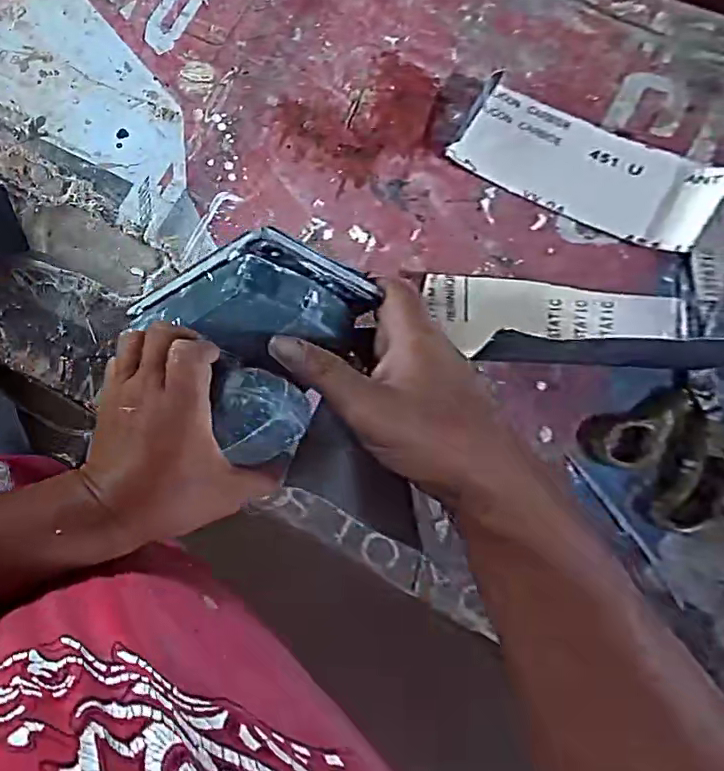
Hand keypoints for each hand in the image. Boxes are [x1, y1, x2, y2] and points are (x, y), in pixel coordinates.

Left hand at [81, 323, 281, 548]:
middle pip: (157, 333)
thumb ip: (264, 472)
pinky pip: (117, 359)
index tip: (222, 361)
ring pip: (131, 339)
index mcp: (180, 400)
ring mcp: (120, 387)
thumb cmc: (171, 496)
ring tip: (172, 357)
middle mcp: (146, 384)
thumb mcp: (231, 491)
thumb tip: (284, 460)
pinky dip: (133, 356)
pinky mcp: (104, 396)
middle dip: (181, 334)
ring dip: (153, 340)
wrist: (111, 504)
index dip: (207, 346)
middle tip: (199, 353)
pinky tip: (149, 375)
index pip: (188, 348)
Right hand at [269, 276, 555, 517]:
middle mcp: (427, 349)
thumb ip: (321, 370)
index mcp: (416, 339)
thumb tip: (278, 339)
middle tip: (290, 318)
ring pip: (381, 344)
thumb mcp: (364, 404)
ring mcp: (431, 374)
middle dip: (337, 313)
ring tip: (300, 347)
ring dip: (344, 343)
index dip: (354, 279)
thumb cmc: (432, 438)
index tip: (310, 285)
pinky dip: (357, 366)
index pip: (390, 289)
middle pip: (380, 316)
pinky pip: (386, 367)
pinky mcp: (429, 397)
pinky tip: (331, 381)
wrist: (494, 491)